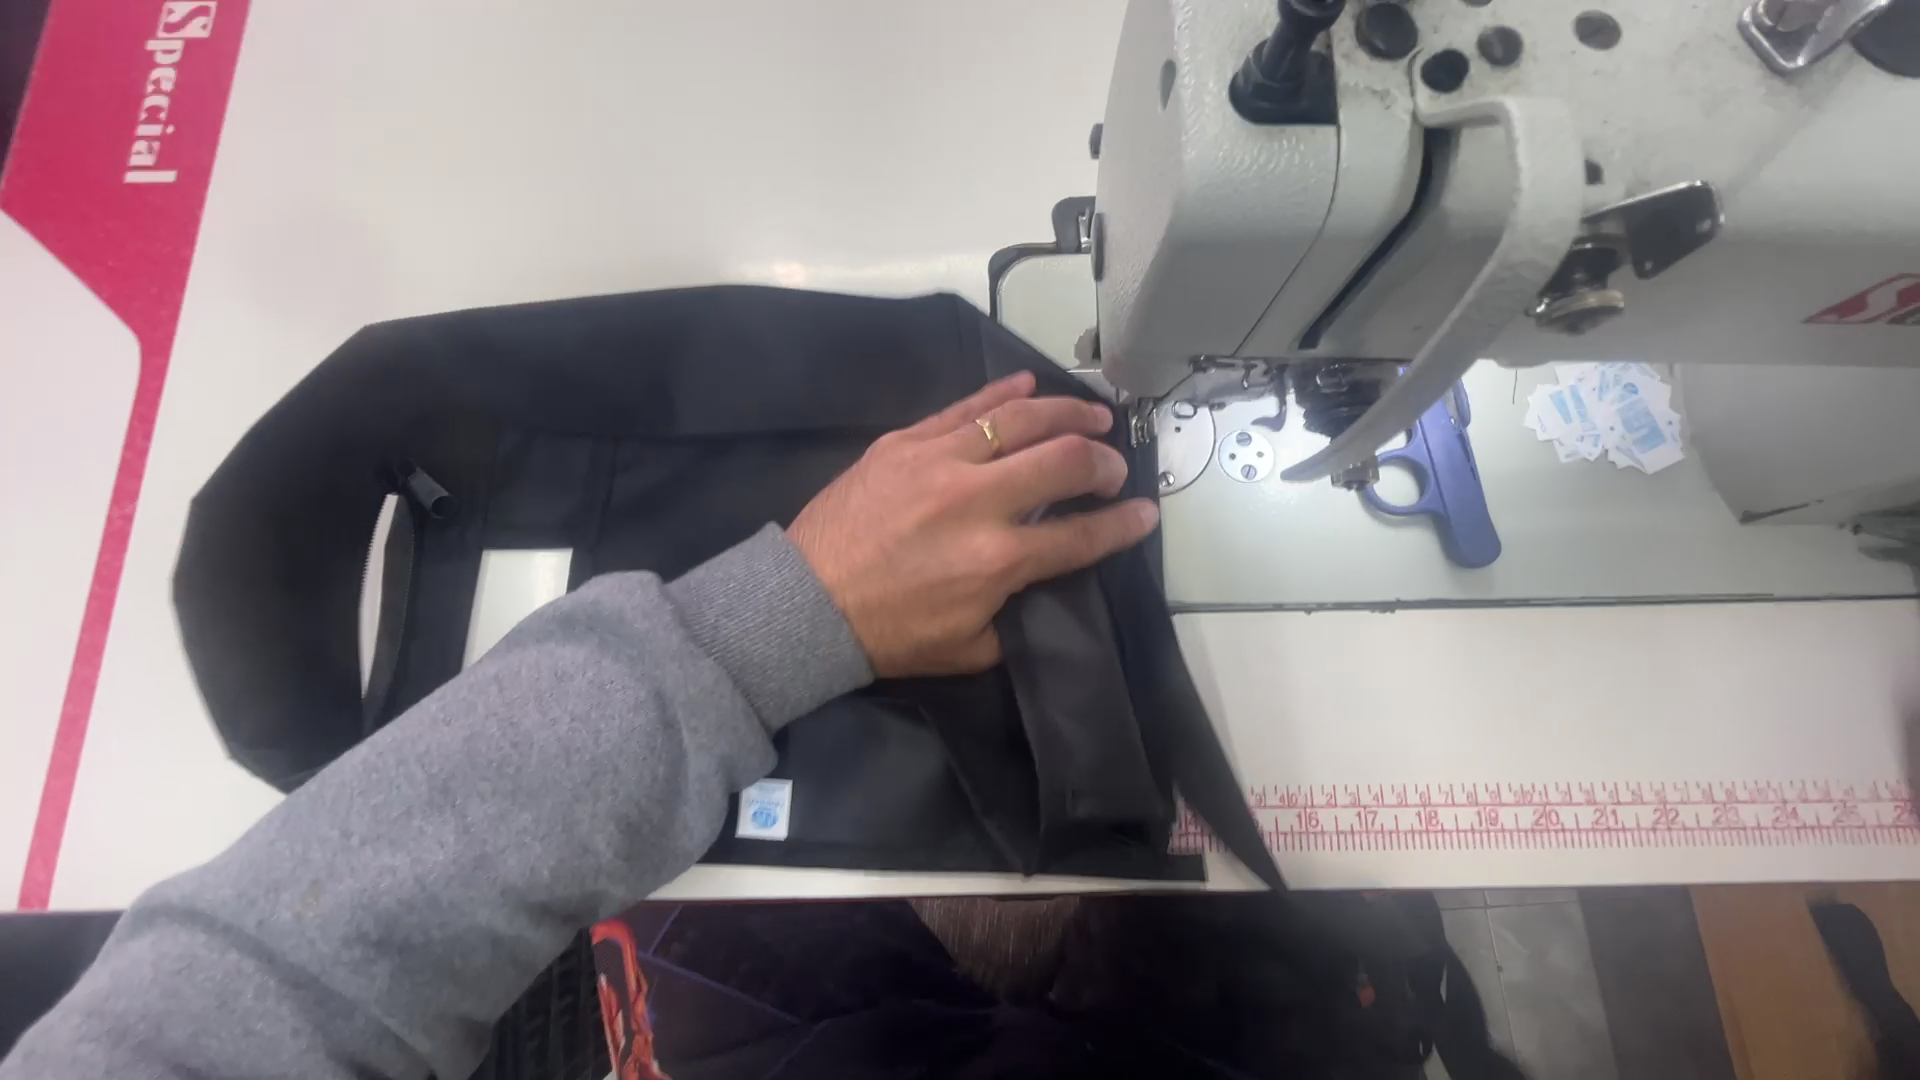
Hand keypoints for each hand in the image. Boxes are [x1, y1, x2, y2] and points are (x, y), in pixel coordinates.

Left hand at [788, 371, 1159, 676]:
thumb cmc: (889, 633)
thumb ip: (1017, 612)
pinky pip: (964, 407)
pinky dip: (1002, 393)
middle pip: (1063, 462)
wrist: (807, 603)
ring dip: (1067, 413)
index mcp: (998, 560)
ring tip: (1093, 416)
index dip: (1122, 523)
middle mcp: (977, 502)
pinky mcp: (904, 443)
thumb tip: (1039, 579)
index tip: (1145, 512)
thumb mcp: (969, 647)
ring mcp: (939, 462)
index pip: (1081, 534)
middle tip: (1113, 466)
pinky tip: (1028, 385)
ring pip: (1019, 419)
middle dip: (1103, 462)